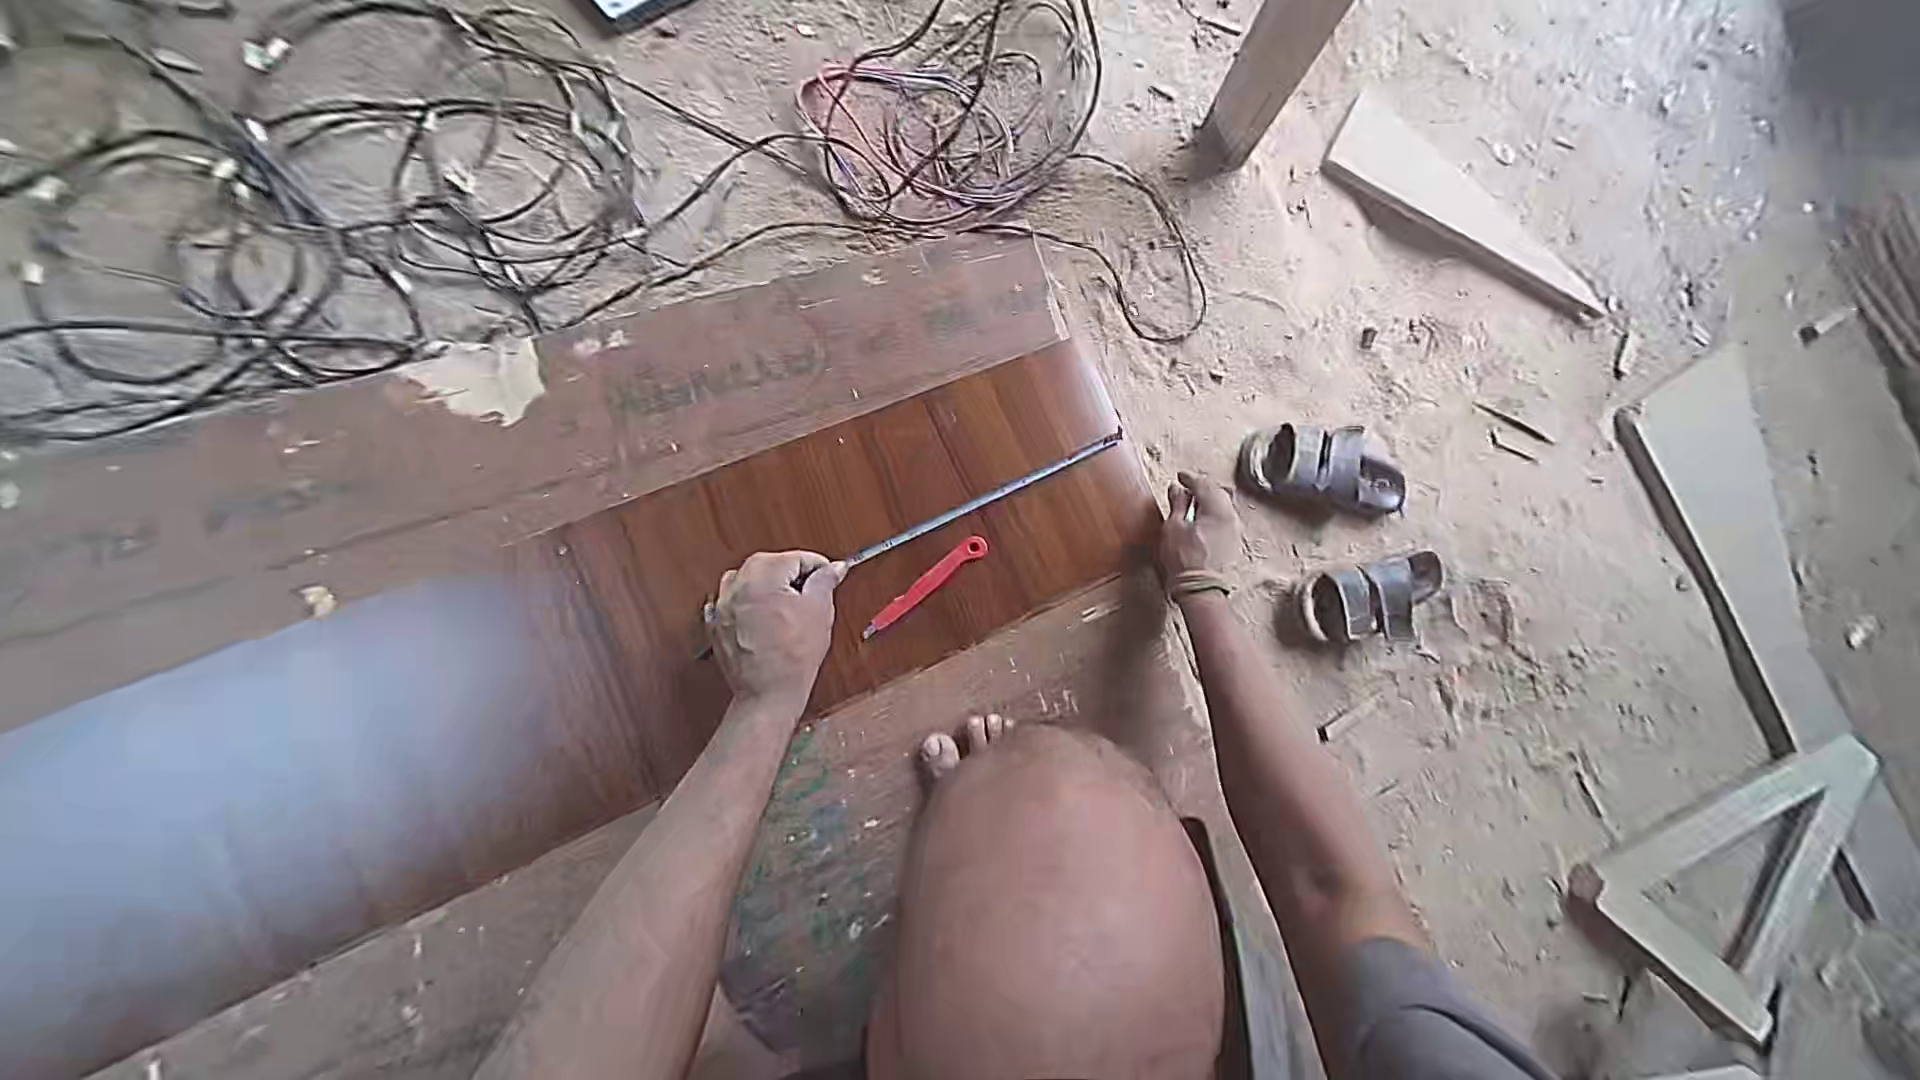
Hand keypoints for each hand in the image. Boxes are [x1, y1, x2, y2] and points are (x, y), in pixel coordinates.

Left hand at [706, 551, 844, 706]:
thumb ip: (825, 581)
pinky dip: (748, 603)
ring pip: (747, 580)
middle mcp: (736, 588)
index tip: (829, 574)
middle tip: (813, 589)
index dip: (818, 565)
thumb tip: (833, 568)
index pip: (795, 557)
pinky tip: (765, 615)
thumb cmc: (792, 658)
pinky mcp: (717, 625)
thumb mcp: (820, 611)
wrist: (768, 694)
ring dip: (767, 585)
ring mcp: (722, 607)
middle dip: (792, 573)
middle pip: (768, 564)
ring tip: (788, 603)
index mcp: (761, 577)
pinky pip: (732, 602)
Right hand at [1160, 471, 1242, 581]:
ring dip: (1207, 501)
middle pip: (1218, 492)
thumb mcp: (1174, 527)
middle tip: (1185, 488)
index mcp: (1218, 510)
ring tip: (1190, 505)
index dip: (1190, 478)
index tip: (1180, 477)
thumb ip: (1177, 504)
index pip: (1204, 484)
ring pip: (1223, 505)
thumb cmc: (1185, 560)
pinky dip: (1212, 513)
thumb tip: (1176, 489)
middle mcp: (1231, 517)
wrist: (1199, 589)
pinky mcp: (1232, 542)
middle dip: (1201, 487)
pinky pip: (1224, 518)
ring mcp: (1234, 531)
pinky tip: (1199, 520)